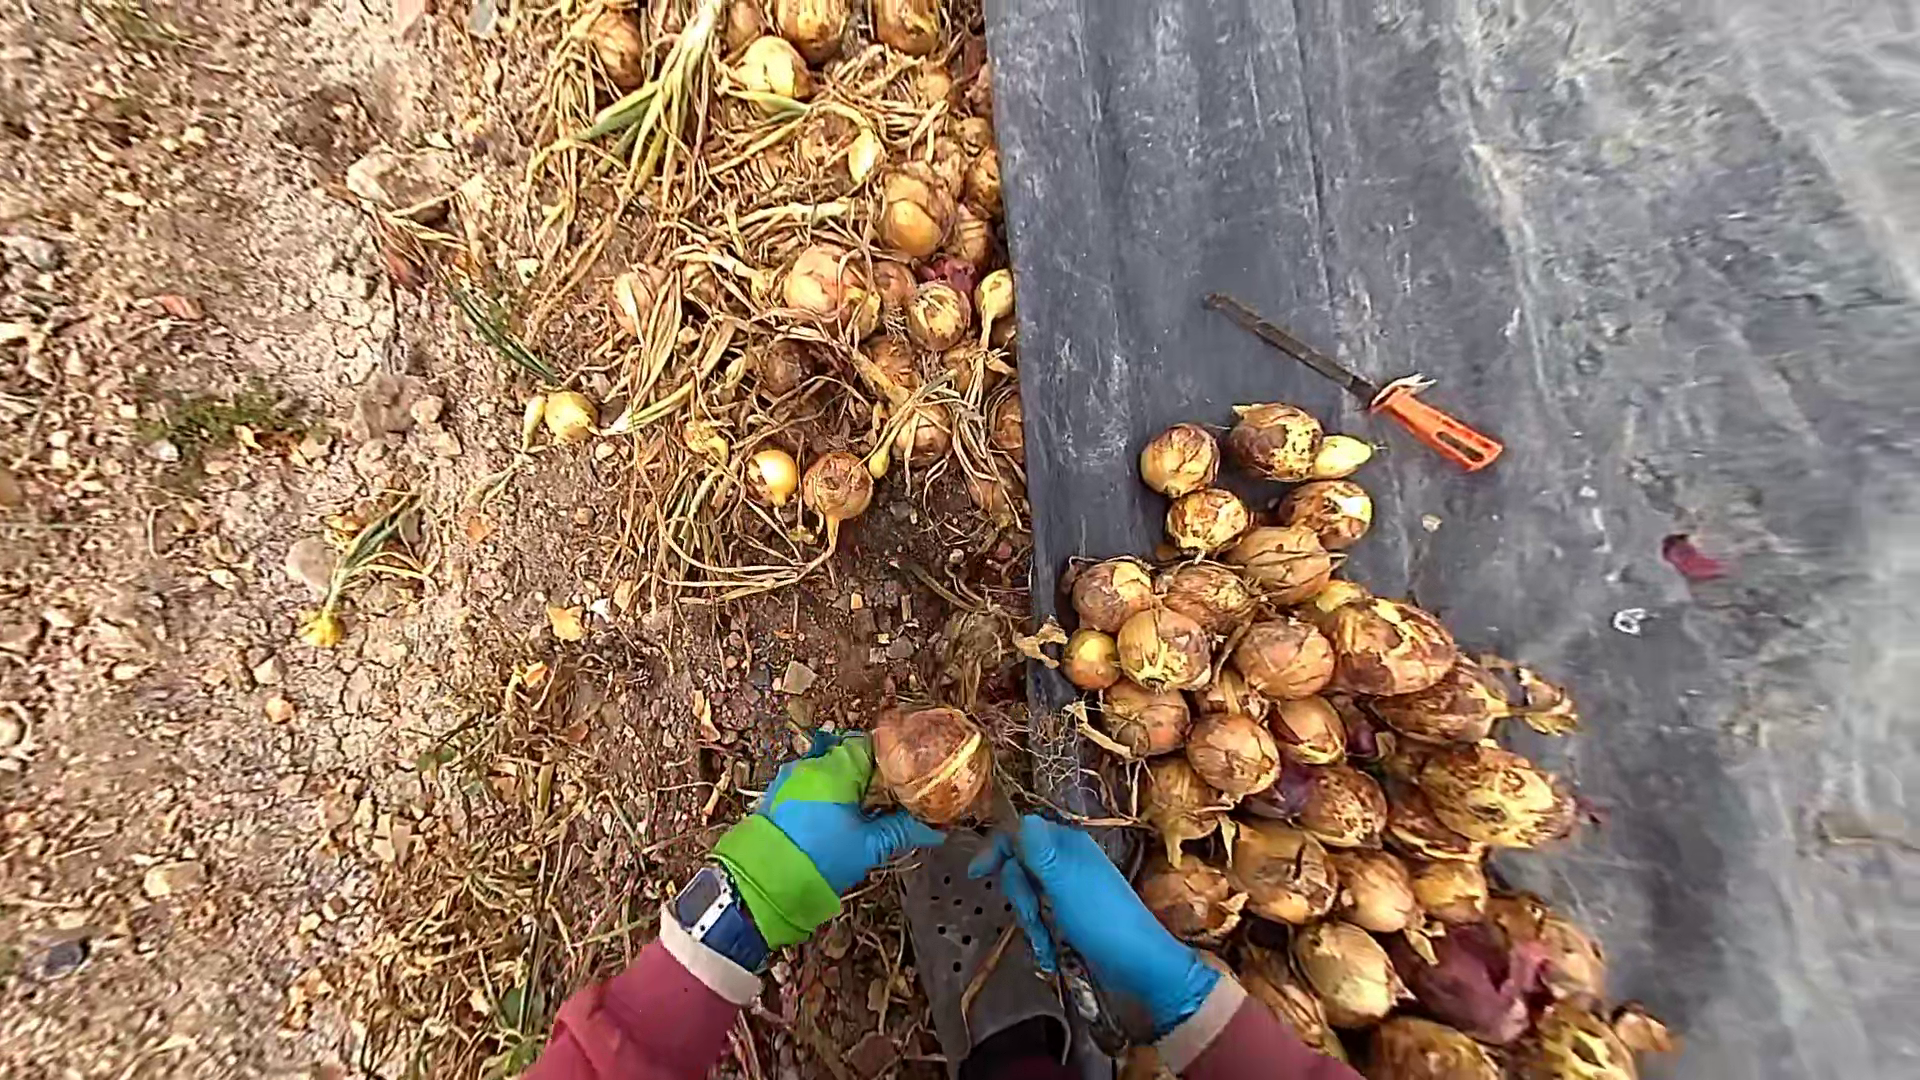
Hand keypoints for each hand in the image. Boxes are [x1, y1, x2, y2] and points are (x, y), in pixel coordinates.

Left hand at [714, 733, 942, 946]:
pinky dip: (828, 795)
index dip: (893, 760)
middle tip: (891, 801)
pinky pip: (812, 784)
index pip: (874, 745)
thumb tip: (935, 829)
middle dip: (872, 777)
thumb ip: (901, 830)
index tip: (907, 779)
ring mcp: (792, 777)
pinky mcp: (779, 794)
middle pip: (853, 757)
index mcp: (838, 766)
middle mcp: (813, 763)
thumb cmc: (818, 859)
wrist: (758, 885)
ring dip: (849, 787)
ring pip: (832, 771)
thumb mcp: (867, 847)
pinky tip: (836, 820)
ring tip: (865, 814)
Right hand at [969, 815, 1219, 1036]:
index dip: (996, 848)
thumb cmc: (1103, 918)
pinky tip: (1050, 954)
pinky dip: (1040, 936)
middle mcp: (1063, 859)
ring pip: (1026, 894)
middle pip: (1018, 865)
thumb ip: (1037, 849)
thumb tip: (1019, 815)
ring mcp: (1066, 888)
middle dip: (1020, 895)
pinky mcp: (1068, 916)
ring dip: (1030, 921)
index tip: (977, 873)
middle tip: (1033, 916)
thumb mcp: (1064, 881)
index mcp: (1065, 841)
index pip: (1018, 832)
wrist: (1142, 969)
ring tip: (1046, 944)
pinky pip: (1039, 917)